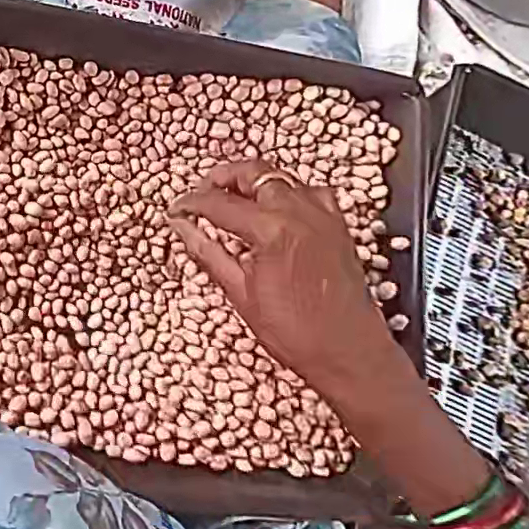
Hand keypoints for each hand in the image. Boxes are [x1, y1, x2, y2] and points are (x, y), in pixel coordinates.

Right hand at [167, 160, 405, 401]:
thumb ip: (208, 252)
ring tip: (231, 201)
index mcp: (271, 230)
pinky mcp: (338, 227)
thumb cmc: (297, 333)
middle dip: (220, 178)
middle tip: (202, 195)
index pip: (218, 202)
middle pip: (252, 172)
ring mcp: (324, 217)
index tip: (177, 209)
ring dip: (252, 182)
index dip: (191, 203)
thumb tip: (182, 227)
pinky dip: (286, 192)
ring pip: (280, 177)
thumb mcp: (239, 292)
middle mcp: (300, 214)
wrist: (351, 356)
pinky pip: (309, 192)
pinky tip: (274, 211)